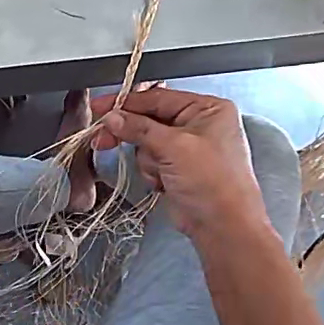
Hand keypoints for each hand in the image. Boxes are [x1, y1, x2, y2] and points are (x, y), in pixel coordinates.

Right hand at [92, 88, 269, 239]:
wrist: (222, 227)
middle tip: (103, 139)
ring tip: (160, 173)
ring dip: (147, 159)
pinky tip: (163, 183)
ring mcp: (187, 148)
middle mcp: (198, 124)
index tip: (101, 107)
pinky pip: (150, 161)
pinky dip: (151, 172)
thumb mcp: (174, 147)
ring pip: (146, 143)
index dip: (127, 102)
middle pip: (149, 119)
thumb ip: (139, 128)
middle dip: (132, 134)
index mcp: (207, 108)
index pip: (158, 97)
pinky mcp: (177, 169)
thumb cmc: (212, 182)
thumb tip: (112, 117)